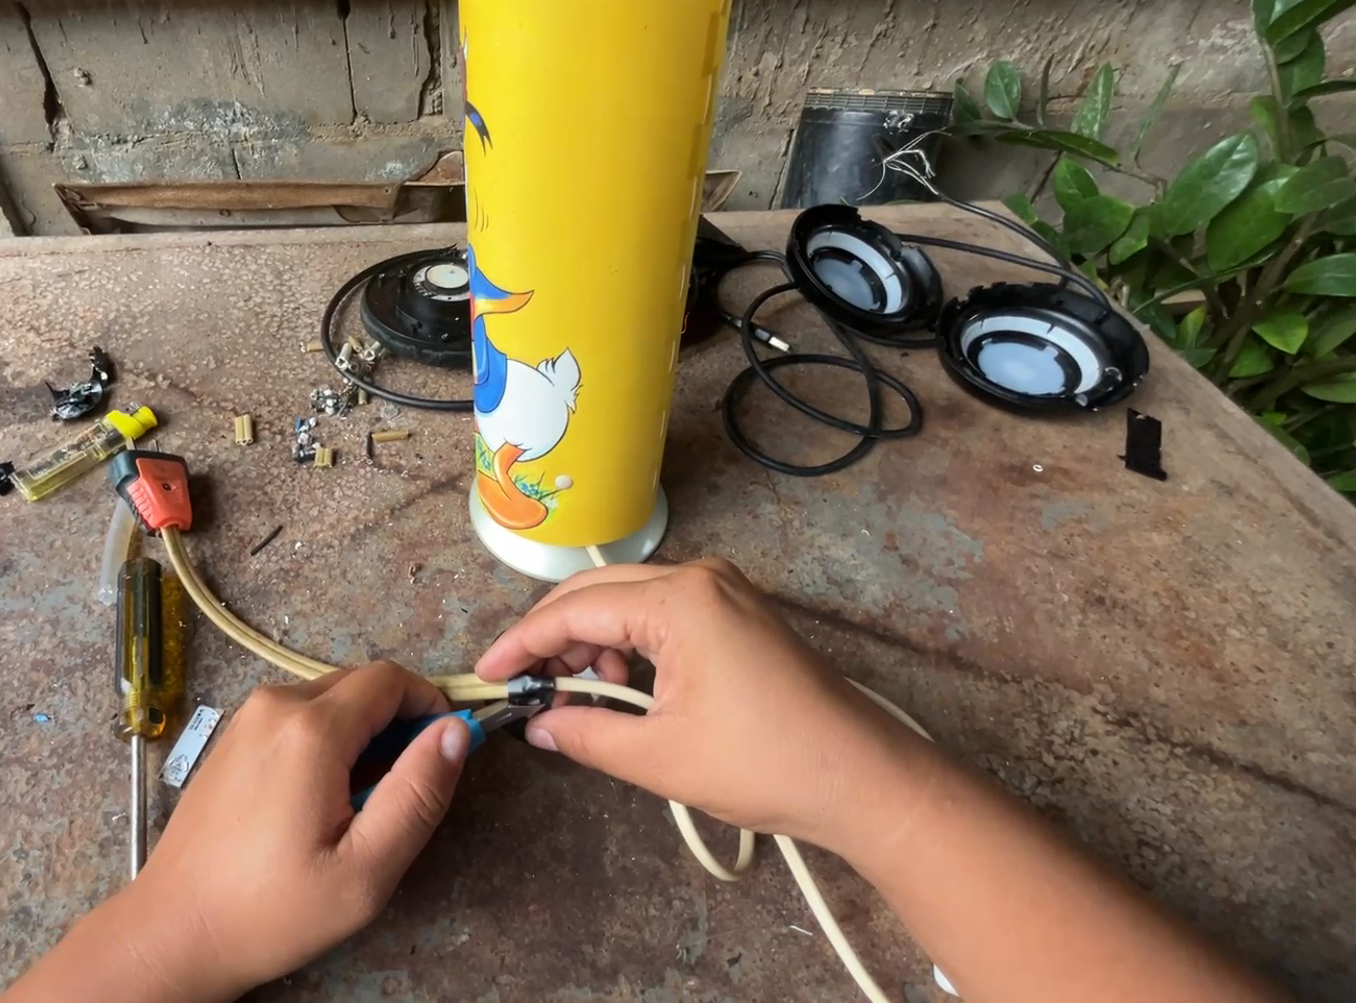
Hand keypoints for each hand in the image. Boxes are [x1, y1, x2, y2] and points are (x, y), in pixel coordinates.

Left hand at [0, 662, 470, 1002]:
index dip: (428, 703)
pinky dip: (326, 736)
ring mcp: (247, 716)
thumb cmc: (271, 909)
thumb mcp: (364, 870)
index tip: (443, 747)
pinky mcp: (232, 735)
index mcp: (311, 728)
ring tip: (359, 797)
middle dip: (396, 719)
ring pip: (330, 697)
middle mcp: (276, 703)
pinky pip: (298, 714)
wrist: (171, 932)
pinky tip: (317, 794)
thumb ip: (417, 793)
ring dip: (361, 730)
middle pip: (360, 684)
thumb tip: (456, 730)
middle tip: (402, 784)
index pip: (390, 679)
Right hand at [475, 559, 938, 857]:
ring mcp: (719, 587)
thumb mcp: (659, 757)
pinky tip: (622, 677)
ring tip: (578, 686)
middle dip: (553, 634)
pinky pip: (658, 608)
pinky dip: (628, 637)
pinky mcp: (732, 606)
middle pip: (596, 591)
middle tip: (524, 680)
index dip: (523, 642)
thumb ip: (585, 733)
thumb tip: (536, 725)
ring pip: (625, 596)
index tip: (488, 672)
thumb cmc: (763, 765)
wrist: (867, 780)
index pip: (575, 610)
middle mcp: (696, 575)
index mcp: (677, 600)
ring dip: (591, 636)